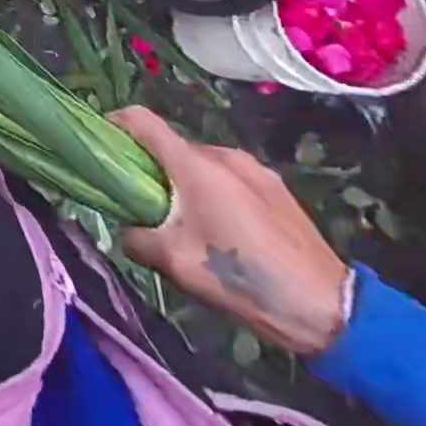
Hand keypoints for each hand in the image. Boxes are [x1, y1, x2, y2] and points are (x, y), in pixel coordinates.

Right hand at [111, 107, 350, 355]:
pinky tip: (223, 230)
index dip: (116, 122)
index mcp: (195, 165)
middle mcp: (222, 153)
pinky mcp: (273, 184)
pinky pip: (229, 175)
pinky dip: (212, 190)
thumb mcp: (178, 265)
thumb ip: (139, 240)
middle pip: (172, 146)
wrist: (324, 304)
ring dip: (184, 182)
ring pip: (201, 163)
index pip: (143, 121)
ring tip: (186, 224)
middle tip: (142, 204)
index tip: (101, 140)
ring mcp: (251, 166)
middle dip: (151, 167)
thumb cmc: (242, 278)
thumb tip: (125, 229)